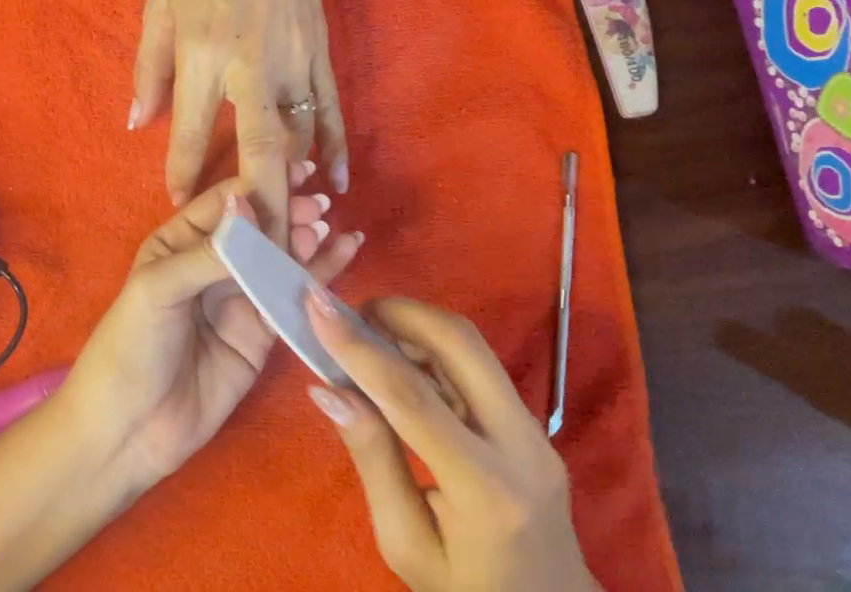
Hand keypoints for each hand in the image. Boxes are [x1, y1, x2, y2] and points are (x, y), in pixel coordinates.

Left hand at [56, 165, 361, 492]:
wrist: (129, 429)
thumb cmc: (130, 347)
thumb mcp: (158, 290)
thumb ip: (208, 252)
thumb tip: (246, 203)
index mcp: (177, 243)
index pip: (224, 204)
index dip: (257, 185)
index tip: (295, 166)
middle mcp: (210, 264)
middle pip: (257, 229)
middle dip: (287, 210)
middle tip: (319, 200)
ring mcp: (238, 299)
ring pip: (279, 259)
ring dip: (306, 240)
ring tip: (331, 225)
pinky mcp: (261, 335)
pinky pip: (292, 298)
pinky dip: (318, 277)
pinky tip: (344, 253)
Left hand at [132, 0, 346, 244]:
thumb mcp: (158, 5)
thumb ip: (150, 69)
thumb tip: (137, 123)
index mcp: (203, 53)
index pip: (190, 130)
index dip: (183, 173)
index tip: (178, 208)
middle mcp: (251, 66)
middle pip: (259, 150)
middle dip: (258, 206)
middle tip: (255, 251)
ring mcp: (294, 61)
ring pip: (300, 137)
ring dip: (295, 185)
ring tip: (288, 229)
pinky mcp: (321, 52)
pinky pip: (332, 110)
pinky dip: (336, 149)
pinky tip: (336, 183)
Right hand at [305, 294, 601, 591]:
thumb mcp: (405, 543)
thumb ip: (373, 461)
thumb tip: (328, 390)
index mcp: (485, 488)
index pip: (412, 396)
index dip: (358, 346)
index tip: (315, 306)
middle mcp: (521, 445)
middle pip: (459, 344)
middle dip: (398, 312)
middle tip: (347, 315)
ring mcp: (535, 430)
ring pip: (472, 346)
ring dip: (414, 325)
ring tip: (366, 336)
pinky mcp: (533, 424)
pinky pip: (478, 366)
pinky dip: (431, 348)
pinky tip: (398, 363)